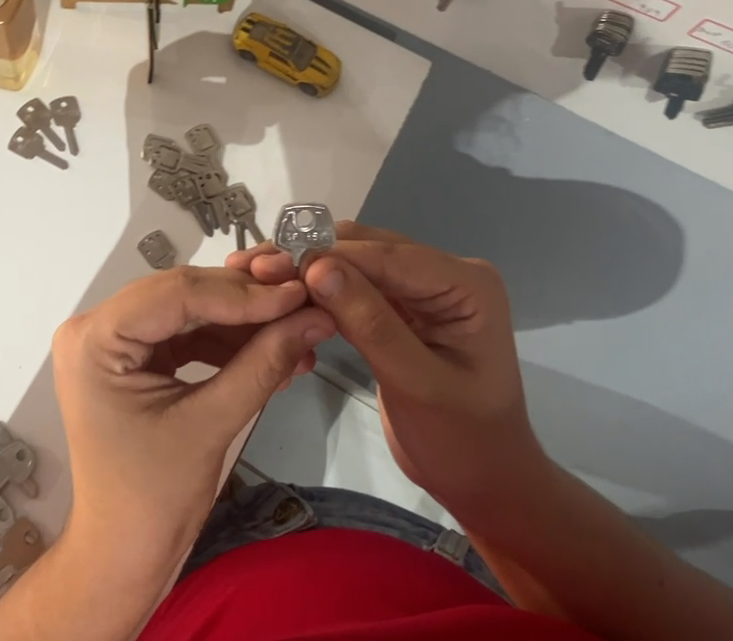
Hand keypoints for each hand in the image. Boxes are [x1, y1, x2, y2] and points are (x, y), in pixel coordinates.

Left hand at [50, 267, 333, 574]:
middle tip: (306, 301)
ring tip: (300, 330)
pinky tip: (274, 350)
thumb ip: (262, 363)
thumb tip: (315, 316)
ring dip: (243, 322)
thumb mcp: (211, 424)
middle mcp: (95, 327)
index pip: (175, 293)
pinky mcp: (133, 357)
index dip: (242, 292)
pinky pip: (185, 335)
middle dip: (246, 301)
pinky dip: (228, 342)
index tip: (300, 293)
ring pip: (188, 311)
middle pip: (181, 295)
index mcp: (93, 339)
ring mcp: (112, 341)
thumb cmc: (153, 499)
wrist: (124, 553)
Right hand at [228, 223, 543, 509]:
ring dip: (307, 271)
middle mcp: (443, 274)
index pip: (389, 255)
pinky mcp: (397, 309)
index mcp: (466, 283)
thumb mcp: (416, 382)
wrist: (479, 482)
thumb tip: (316, 268)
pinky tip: (280, 295)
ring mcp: (419, 290)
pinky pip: (352, 288)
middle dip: (312, 257)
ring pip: (353, 264)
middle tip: (253, 270)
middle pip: (367, 250)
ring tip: (255, 276)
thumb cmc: (460, 439)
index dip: (331, 256)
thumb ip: (369, 323)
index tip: (274, 266)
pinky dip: (317, 292)